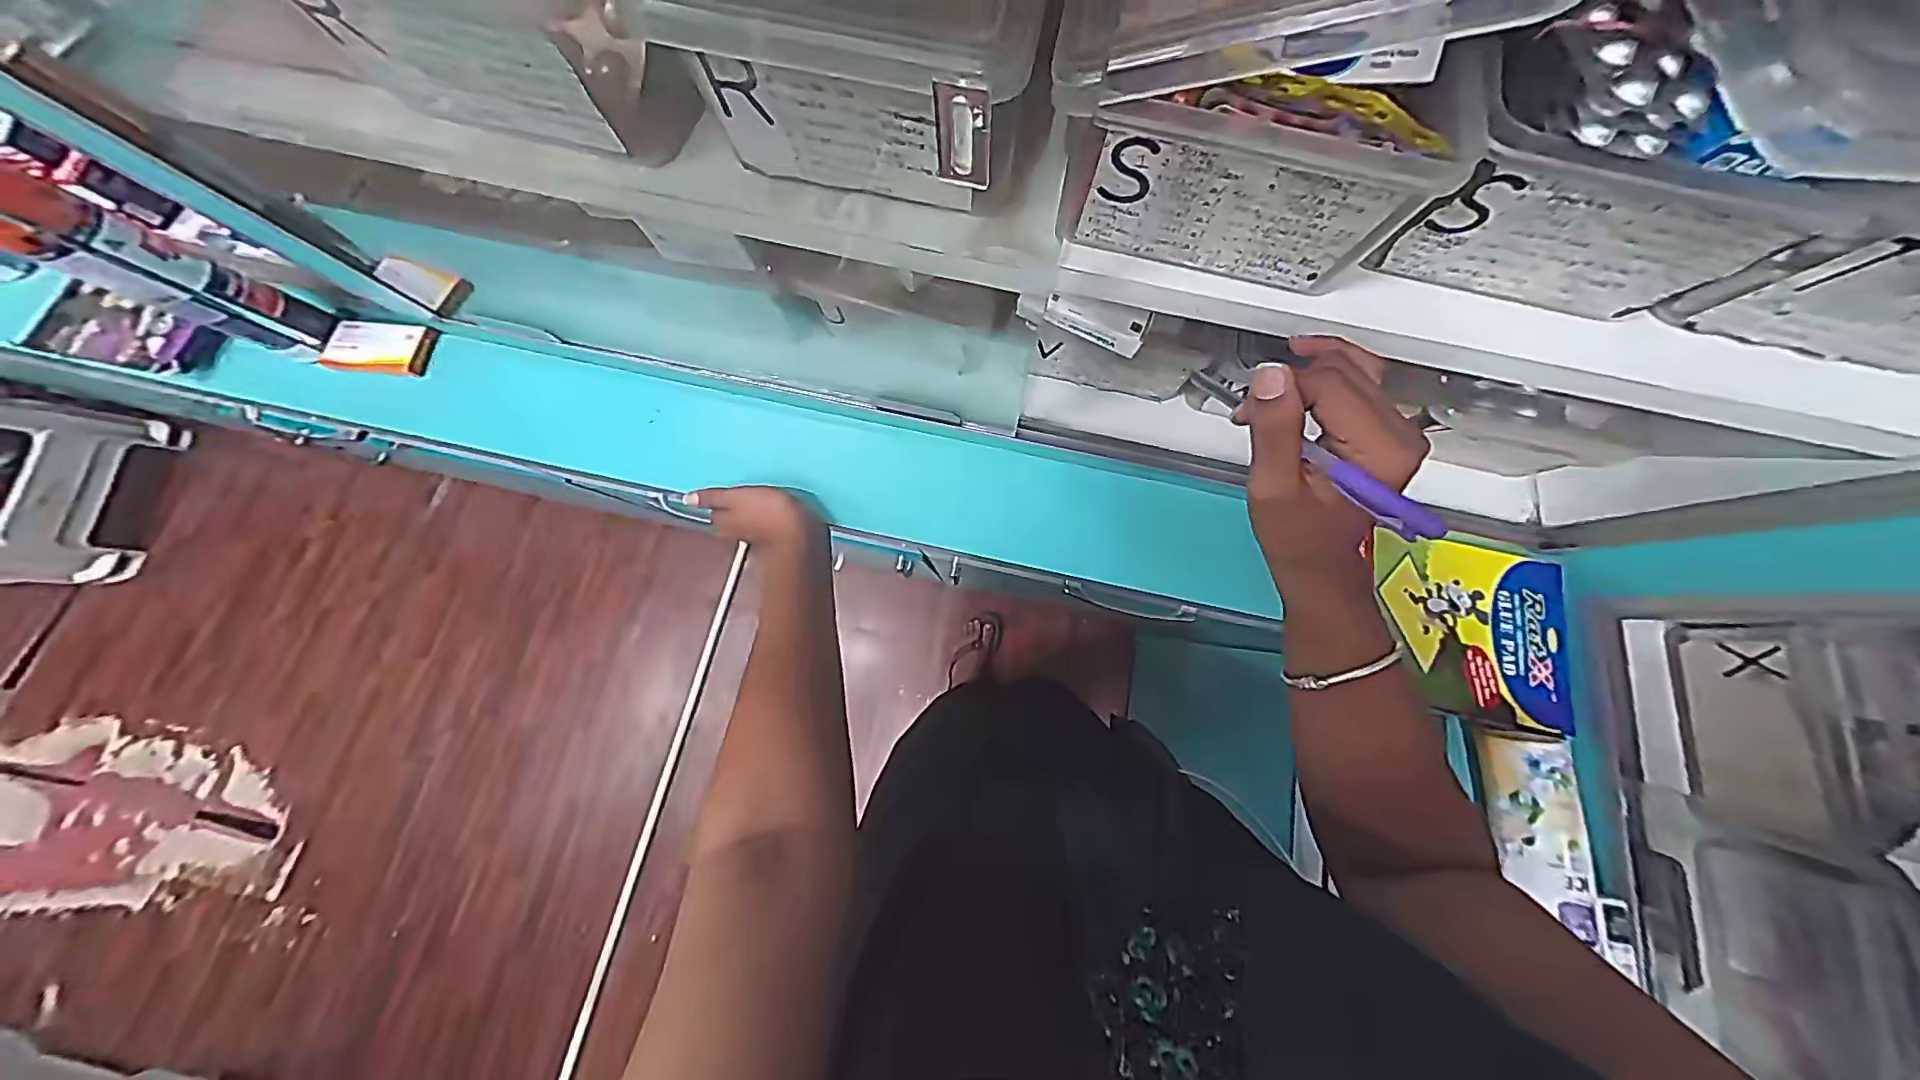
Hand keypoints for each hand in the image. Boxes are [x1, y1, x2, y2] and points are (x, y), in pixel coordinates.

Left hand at [687, 486, 827, 556]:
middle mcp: (731, 532)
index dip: (717, 498)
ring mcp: (750, 535)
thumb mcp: (736, 497)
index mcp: (720, 522)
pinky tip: (769, 507)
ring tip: (756, 496)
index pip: (711, 509)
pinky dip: (761, 514)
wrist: (799, 532)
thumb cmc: (765, 510)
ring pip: (742, 518)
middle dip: (731, 505)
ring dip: (746, 509)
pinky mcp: (769, 536)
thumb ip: (712, 497)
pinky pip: (758, 521)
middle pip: (726, 515)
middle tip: (741, 489)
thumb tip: (686, 499)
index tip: (726, 489)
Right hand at [1232, 337, 1428, 594]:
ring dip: (1301, 376)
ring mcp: (1398, 428)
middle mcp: (1401, 433)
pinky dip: (1321, 376)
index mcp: (1380, 449)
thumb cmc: (1298, 536)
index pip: (1326, 383)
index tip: (1249, 413)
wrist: (1320, 563)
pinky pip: (1358, 379)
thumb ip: (1274, 429)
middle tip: (1254, 412)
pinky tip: (1297, 381)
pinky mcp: (1387, 427)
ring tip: (1268, 402)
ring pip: (1348, 367)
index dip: (1279, 391)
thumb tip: (1271, 375)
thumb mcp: (1273, 487)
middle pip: (1339, 370)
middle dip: (1289, 382)